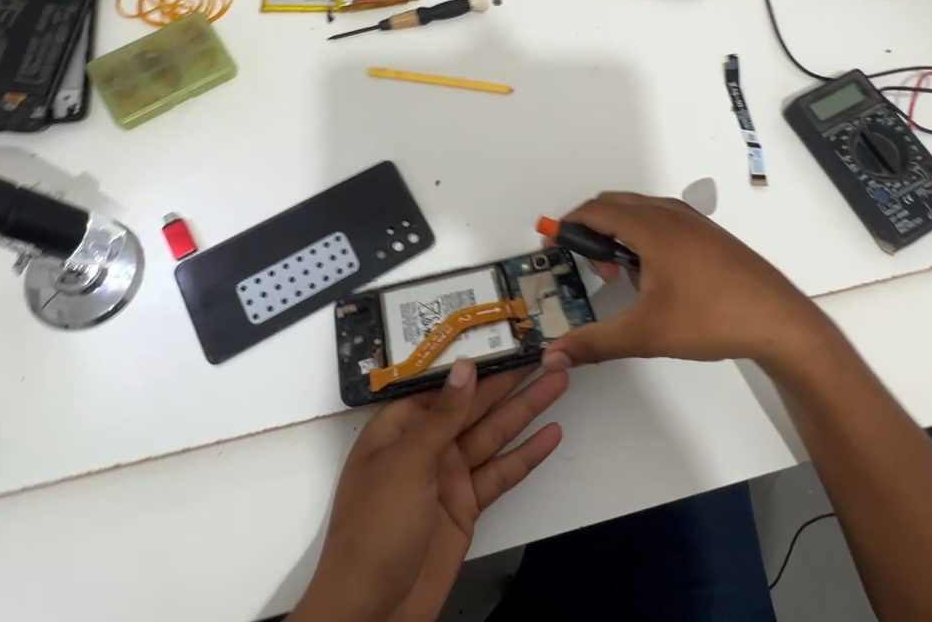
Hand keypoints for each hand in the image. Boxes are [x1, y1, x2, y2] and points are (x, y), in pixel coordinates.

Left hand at [290, 360, 568, 621]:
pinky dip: (527, 455)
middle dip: (510, 381)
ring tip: (560, 381)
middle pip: (474, 406)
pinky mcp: (466, 507)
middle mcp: (425, 446)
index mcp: (399, 428)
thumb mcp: (406, 464)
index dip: (474, 361)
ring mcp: (448, 477)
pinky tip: (551, 434)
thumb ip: (441, 416)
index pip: (442, 384)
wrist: (372, 610)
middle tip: (547, 353)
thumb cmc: (375, 529)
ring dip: (527, 410)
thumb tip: (463, 368)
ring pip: (494, 434)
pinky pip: (501, 473)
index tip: (506, 337)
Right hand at [542, 191, 830, 369]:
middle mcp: (669, 213)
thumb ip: (594, 342)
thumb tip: (555, 355)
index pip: (593, 210)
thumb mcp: (645, 334)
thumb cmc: (711, 319)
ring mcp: (692, 220)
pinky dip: (641, 236)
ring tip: (621, 277)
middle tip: (589, 269)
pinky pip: (660, 220)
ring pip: (638, 212)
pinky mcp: (707, 234)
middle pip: (613, 205)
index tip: (552, 250)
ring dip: (617, 234)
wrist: (779, 321)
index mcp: (651, 226)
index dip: (566, 226)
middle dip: (591, 231)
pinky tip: (653, 277)